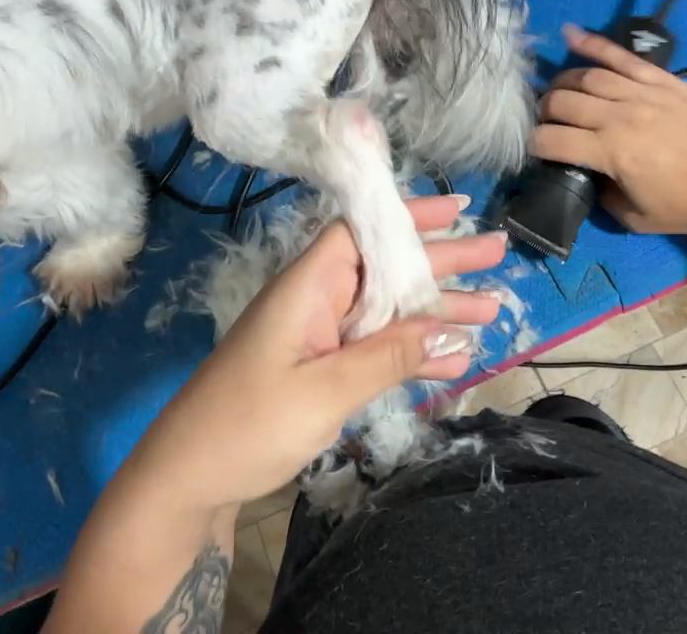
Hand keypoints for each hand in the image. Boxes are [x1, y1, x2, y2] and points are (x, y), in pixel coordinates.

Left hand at [123, 195, 506, 514]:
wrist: (190, 477)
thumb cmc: (249, 422)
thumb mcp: (326, 390)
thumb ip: (389, 357)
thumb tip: (451, 332)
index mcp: (307, 286)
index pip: (360, 232)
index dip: (407, 218)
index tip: (457, 210)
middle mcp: (316, 301)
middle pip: (384, 269)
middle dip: (439, 261)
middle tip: (497, 254)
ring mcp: (318, 336)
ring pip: (386, 310)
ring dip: (435, 310)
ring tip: (494, 308)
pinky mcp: (320, 368)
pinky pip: (375, 348)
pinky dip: (413, 350)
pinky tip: (455, 359)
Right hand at [531, 23, 686, 236]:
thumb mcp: (637, 219)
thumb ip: (602, 196)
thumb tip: (588, 174)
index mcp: (610, 153)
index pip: (548, 140)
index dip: (531, 146)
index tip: (532, 152)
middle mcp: (618, 116)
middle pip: (559, 102)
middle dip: (541, 113)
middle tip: (544, 124)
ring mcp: (641, 93)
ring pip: (584, 76)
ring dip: (560, 84)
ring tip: (555, 94)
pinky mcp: (662, 80)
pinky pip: (620, 55)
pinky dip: (592, 43)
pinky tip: (569, 34)